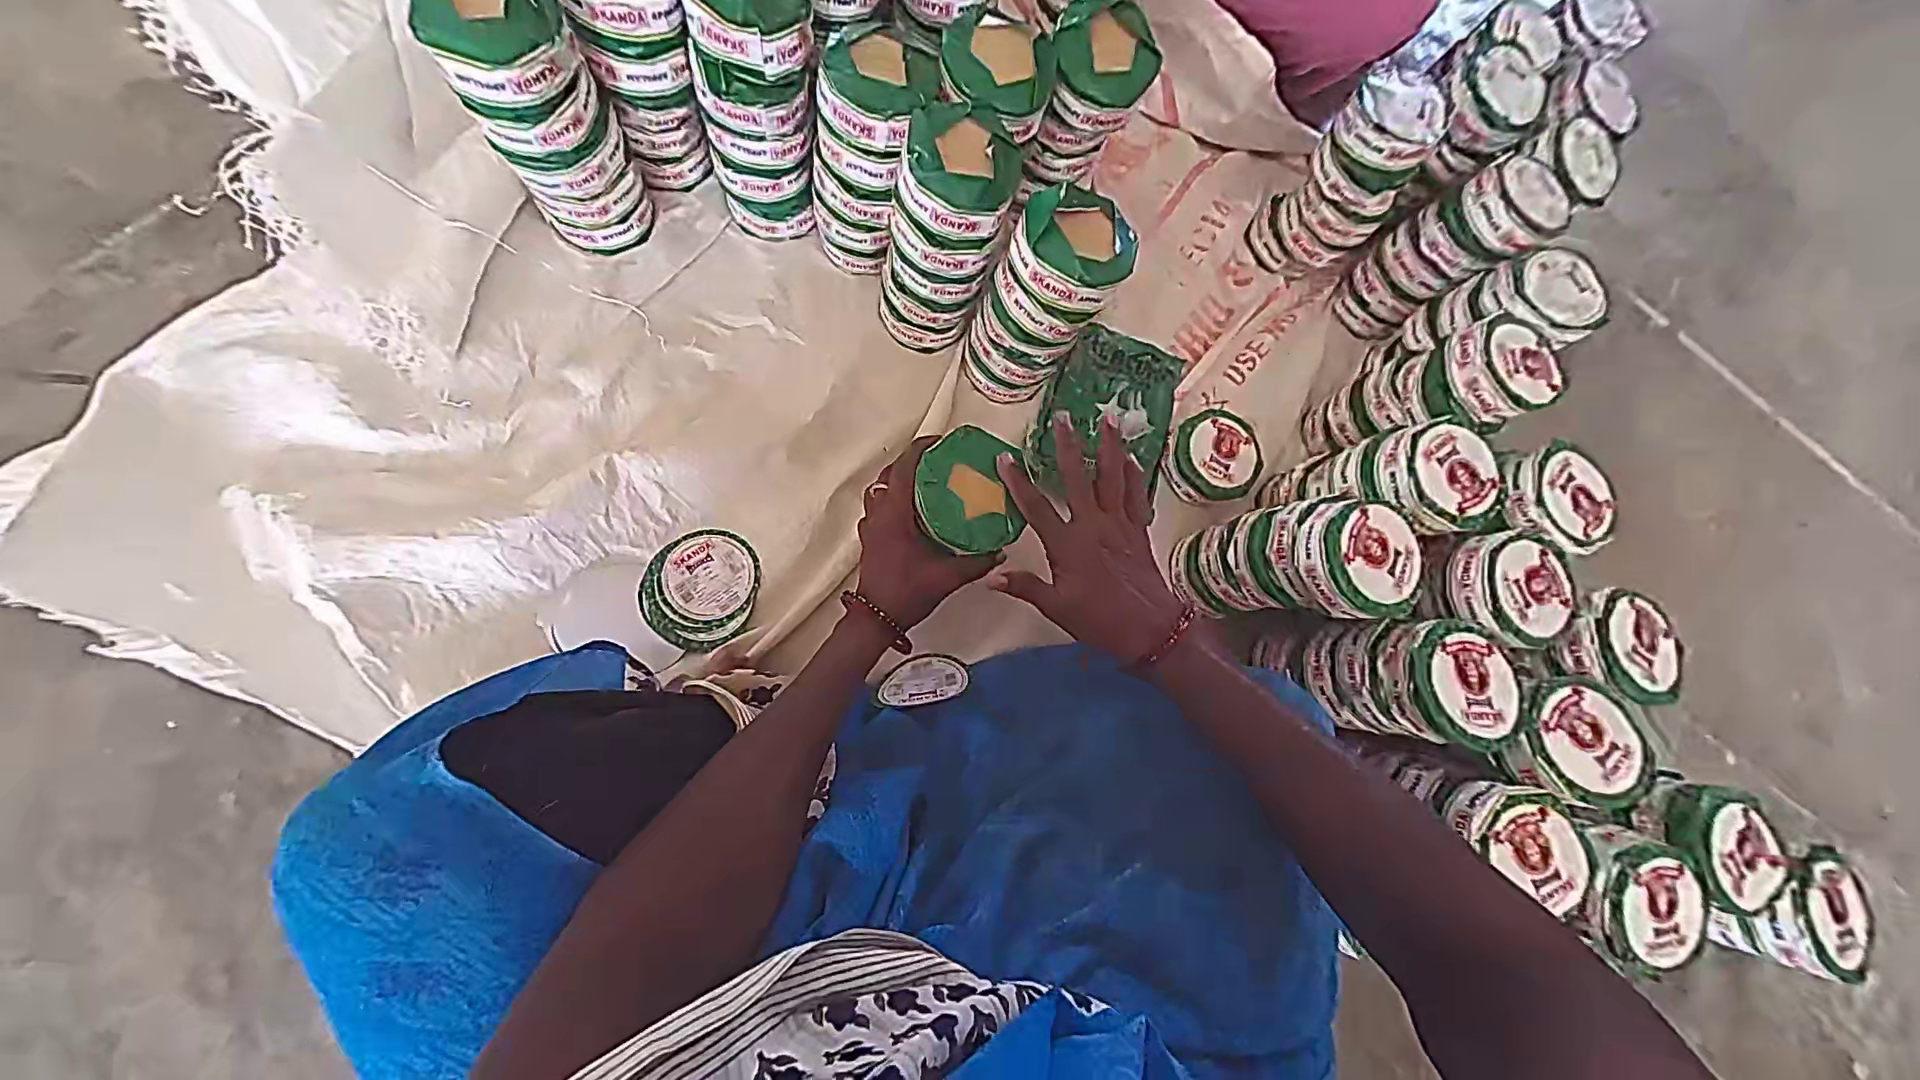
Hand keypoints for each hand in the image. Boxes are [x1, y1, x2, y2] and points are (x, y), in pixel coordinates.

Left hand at [854, 436, 1001, 628]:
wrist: (875, 619)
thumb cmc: (906, 593)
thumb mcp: (947, 577)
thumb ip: (976, 562)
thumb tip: (1000, 551)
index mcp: (895, 514)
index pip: (904, 468)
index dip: (920, 448)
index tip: (941, 443)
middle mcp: (879, 514)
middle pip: (890, 474)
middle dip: (912, 461)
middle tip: (937, 461)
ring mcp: (870, 526)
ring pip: (880, 490)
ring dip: (898, 480)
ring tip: (924, 483)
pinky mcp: (869, 539)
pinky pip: (877, 508)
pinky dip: (891, 500)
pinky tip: (910, 511)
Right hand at [991, 412, 1195, 661]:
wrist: (1151, 630)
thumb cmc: (1100, 621)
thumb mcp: (1057, 608)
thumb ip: (1025, 587)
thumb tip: (990, 576)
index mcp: (1068, 544)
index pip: (1036, 507)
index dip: (1018, 482)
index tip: (1005, 458)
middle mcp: (1093, 526)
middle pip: (1077, 479)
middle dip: (1068, 446)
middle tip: (1063, 418)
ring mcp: (1120, 524)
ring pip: (1113, 478)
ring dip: (1109, 447)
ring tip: (1107, 420)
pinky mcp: (1139, 530)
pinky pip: (1136, 495)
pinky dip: (1134, 474)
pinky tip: (1131, 458)